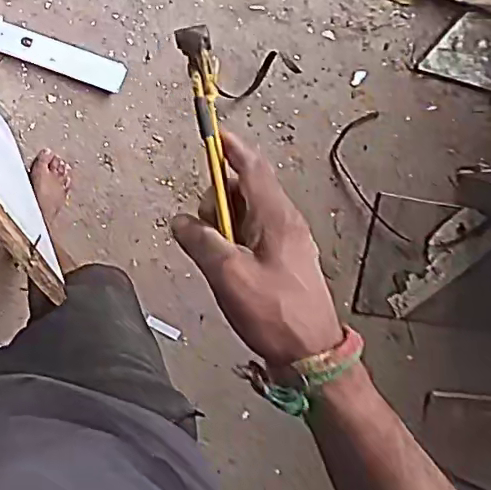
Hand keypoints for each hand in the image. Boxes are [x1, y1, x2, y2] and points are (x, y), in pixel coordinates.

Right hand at [170, 131, 343, 366]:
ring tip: (211, 252)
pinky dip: (229, 236)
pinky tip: (221, 260)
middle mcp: (284, 224)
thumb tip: (180, 222)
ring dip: (220, 221)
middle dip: (216, 198)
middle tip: (201, 225)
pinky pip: (248, 233)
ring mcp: (285, 242)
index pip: (252, 170)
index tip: (215, 134)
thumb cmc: (275, 313)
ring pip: (244, 213)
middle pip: (244, 190)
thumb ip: (200, 240)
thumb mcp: (227, 273)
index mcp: (277, 219)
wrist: (310, 355)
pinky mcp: (280, 260)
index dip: (231, 150)